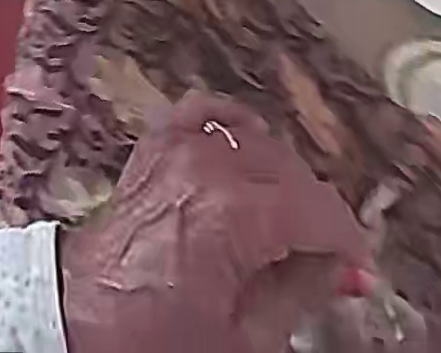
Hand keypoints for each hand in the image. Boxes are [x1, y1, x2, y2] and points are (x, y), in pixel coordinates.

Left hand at [59, 93, 373, 352]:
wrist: (84, 313)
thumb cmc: (162, 335)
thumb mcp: (247, 335)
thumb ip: (301, 290)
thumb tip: (342, 265)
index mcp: (235, 211)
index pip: (318, 209)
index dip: (347, 240)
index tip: (356, 268)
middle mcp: (211, 162)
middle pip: (292, 172)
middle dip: (315, 213)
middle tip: (320, 255)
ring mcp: (180, 142)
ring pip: (258, 140)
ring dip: (281, 175)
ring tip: (282, 218)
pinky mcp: (159, 139)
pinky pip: (207, 109)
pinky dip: (233, 122)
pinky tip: (247, 144)